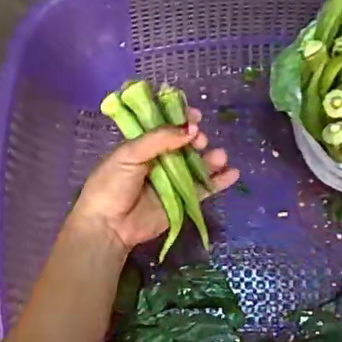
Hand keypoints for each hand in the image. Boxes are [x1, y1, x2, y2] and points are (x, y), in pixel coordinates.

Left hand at [66, 107, 238, 251]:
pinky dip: (220, 181)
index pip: (167, 126)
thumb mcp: (129, 154)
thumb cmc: (111, 185)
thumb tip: (191, 129)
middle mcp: (161, 160)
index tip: (195, 116)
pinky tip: (233, 173)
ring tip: (220, 156)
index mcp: (144, 145)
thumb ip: (159, 140)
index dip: (181, 118)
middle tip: (200, 141)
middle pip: (186, 144)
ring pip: (198, 165)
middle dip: (197, 138)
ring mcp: (174, 180)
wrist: (108, 225)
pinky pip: (205, 188)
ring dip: (212, 158)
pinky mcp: (183, 200)